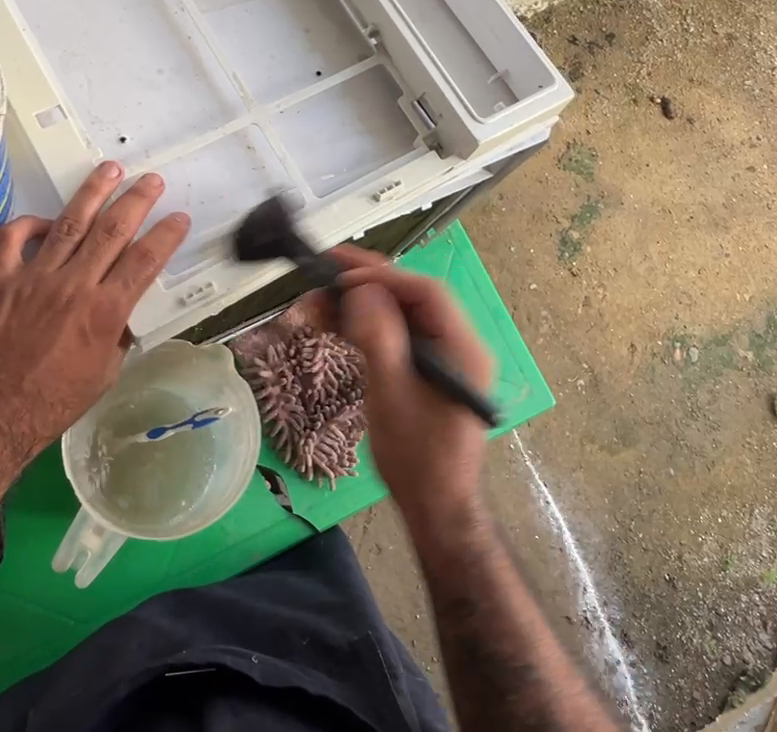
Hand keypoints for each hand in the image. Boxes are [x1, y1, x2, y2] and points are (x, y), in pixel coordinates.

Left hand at [0, 161, 188, 468]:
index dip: (166, 235)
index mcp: (104, 313)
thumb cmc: (49, 406)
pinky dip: (28, 224)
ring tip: (109, 171)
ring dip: (92, 194)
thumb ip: (115, 337)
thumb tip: (121, 313)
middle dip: (136, 201)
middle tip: (151, 180)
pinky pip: (11, 238)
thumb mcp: (102, 376)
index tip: (178, 218)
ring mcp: (31, 279)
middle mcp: (72, 287)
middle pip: (112, 231)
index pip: (144, 261)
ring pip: (69, 223)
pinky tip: (44, 220)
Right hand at [329, 247, 494, 534]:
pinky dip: (363, 327)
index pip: (425, 293)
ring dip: (358, 305)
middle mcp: (456, 344)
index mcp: (462, 348)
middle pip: (410, 298)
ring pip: (398, 315)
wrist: (433, 506)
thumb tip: (360, 290)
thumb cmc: (416, 457)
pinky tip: (332, 322)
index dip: (382, 277)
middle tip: (322, 271)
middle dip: (365, 284)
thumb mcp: (392, 396)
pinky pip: (393, 336)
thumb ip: (379, 339)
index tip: (340, 274)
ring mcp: (440, 357)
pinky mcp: (423, 370)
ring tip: (315, 300)